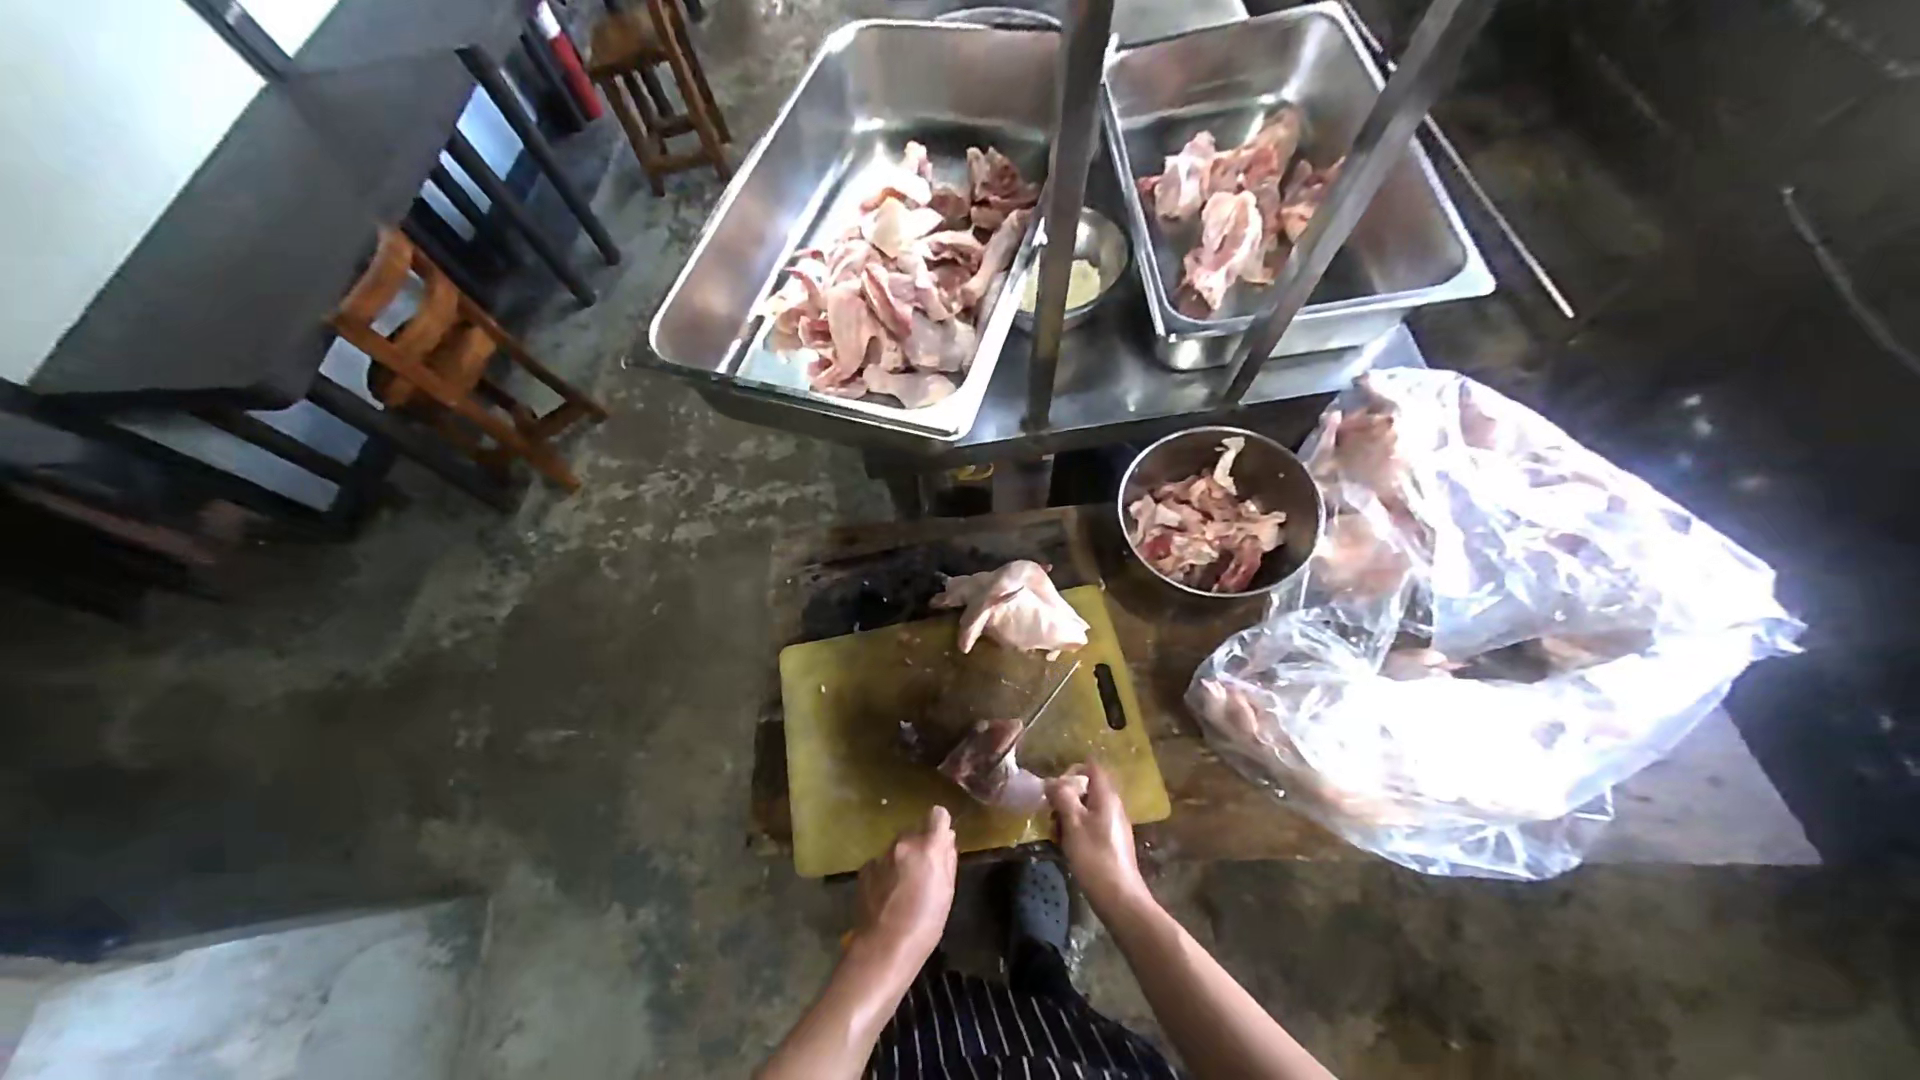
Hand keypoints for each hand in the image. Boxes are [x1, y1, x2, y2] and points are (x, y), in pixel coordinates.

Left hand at [853, 805, 956, 964]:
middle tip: (924, 872)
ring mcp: (881, 855)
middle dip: (921, 845)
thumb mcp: (948, 891)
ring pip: (898, 847)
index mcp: (928, 846)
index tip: (941, 841)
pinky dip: (887, 871)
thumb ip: (948, 859)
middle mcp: (903, 843)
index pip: (938, 814)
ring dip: (903, 858)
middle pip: (916, 831)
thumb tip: (947, 838)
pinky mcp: (866, 868)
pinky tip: (888, 894)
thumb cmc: (925, 923)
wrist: (884, 947)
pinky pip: (882, 861)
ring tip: (904, 888)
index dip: (940, 825)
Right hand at [1046, 764, 1151, 915]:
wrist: (1119, 897)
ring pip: (1087, 807)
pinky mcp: (1112, 841)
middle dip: (1066, 795)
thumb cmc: (1094, 856)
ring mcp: (1114, 824)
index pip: (1091, 766)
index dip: (1071, 770)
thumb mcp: (1073, 823)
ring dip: (1069, 813)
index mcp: (1106, 796)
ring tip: (1055, 830)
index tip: (1055, 787)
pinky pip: (1091, 823)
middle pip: (1087, 787)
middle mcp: (1113, 805)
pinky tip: (1067, 845)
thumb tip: (1052, 781)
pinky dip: (1077, 828)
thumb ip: (1062, 796)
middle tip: (1051, 811)